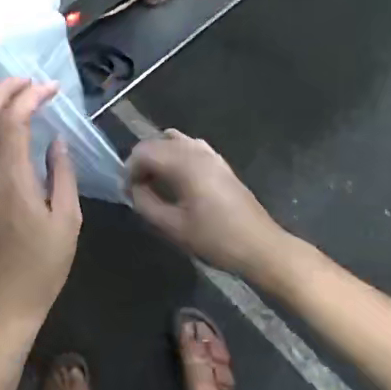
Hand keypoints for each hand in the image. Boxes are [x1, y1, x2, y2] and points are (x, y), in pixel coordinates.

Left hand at [0, 78, 81, 327]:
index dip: (30, 99)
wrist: (8, 294)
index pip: (13, 124)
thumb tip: (57, 141)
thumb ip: (63, 175)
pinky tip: (12, 123)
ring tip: (19, 92)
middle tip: (26, 78)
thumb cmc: (44, 262)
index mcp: (13, 179)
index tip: (51, 88)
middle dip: (2, 93)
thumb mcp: (67, 219)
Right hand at [126, 132, 305, 285]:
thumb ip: (145, 203)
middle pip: (156, 142)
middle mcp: (197, 151)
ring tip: (156, 182)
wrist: (261, 248)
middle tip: (138, 190)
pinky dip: (175, 156)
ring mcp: (211, 155)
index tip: (129, 193)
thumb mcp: (172, 226)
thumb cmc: (215, 238)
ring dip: (158, 157)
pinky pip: (189, 147)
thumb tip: (133, 189)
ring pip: (173, 141)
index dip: (129, 170)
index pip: (143, 151)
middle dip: (141, 162)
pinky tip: (177, 179)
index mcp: (184, 164)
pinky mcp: (220, 164)